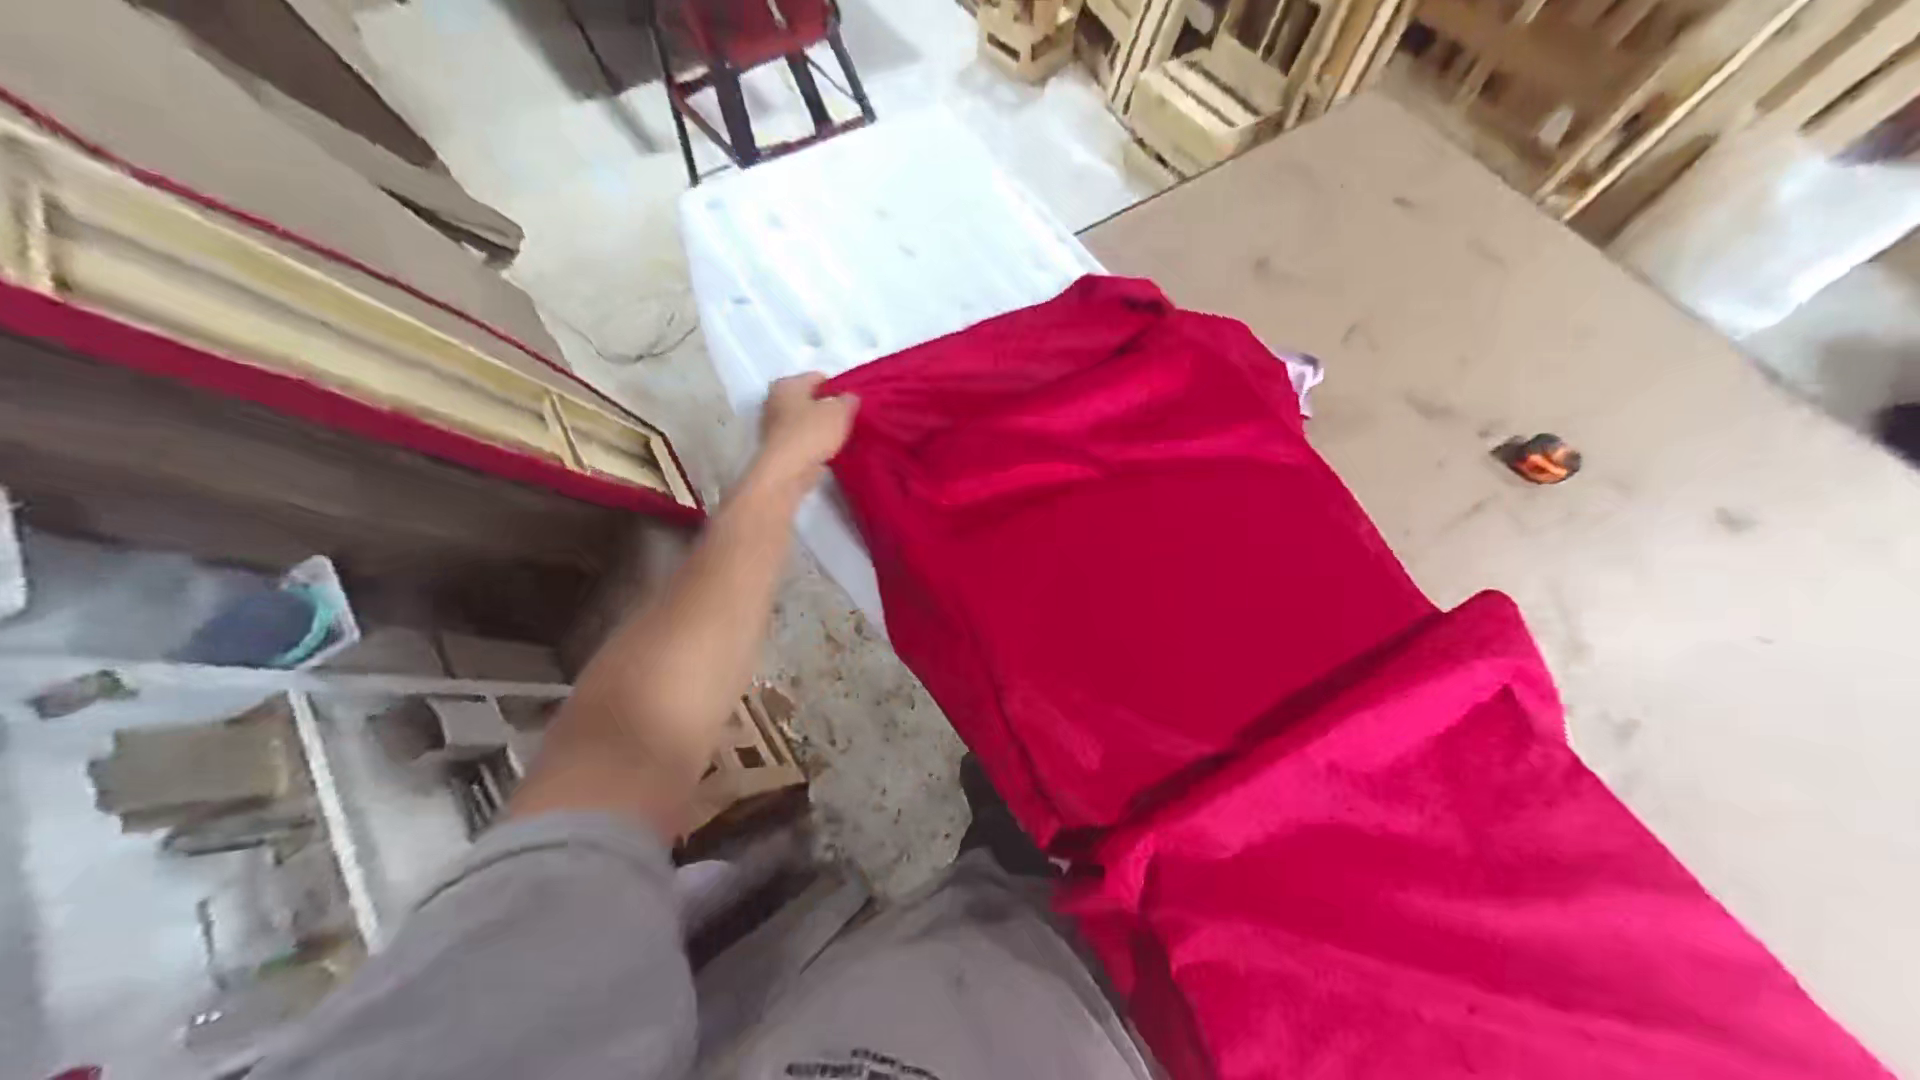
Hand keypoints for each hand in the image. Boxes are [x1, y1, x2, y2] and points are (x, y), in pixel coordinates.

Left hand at [749, 373, 858, 493]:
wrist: (787, 471)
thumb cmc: (811, 433)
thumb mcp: (839, 411)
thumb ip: (848, 400)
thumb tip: (849, 398)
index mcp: (786, 384)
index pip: (817, 377)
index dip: (837, 387)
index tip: (851, 401)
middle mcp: (774, 401)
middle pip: (808, 400)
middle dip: (827, 408)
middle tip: (847, 418)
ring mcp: (773, 427)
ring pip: (805, 422)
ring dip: (820, 428)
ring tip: (841, 436)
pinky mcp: (777, 449)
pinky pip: (802, 441)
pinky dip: (813, 444)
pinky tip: (828, 451)